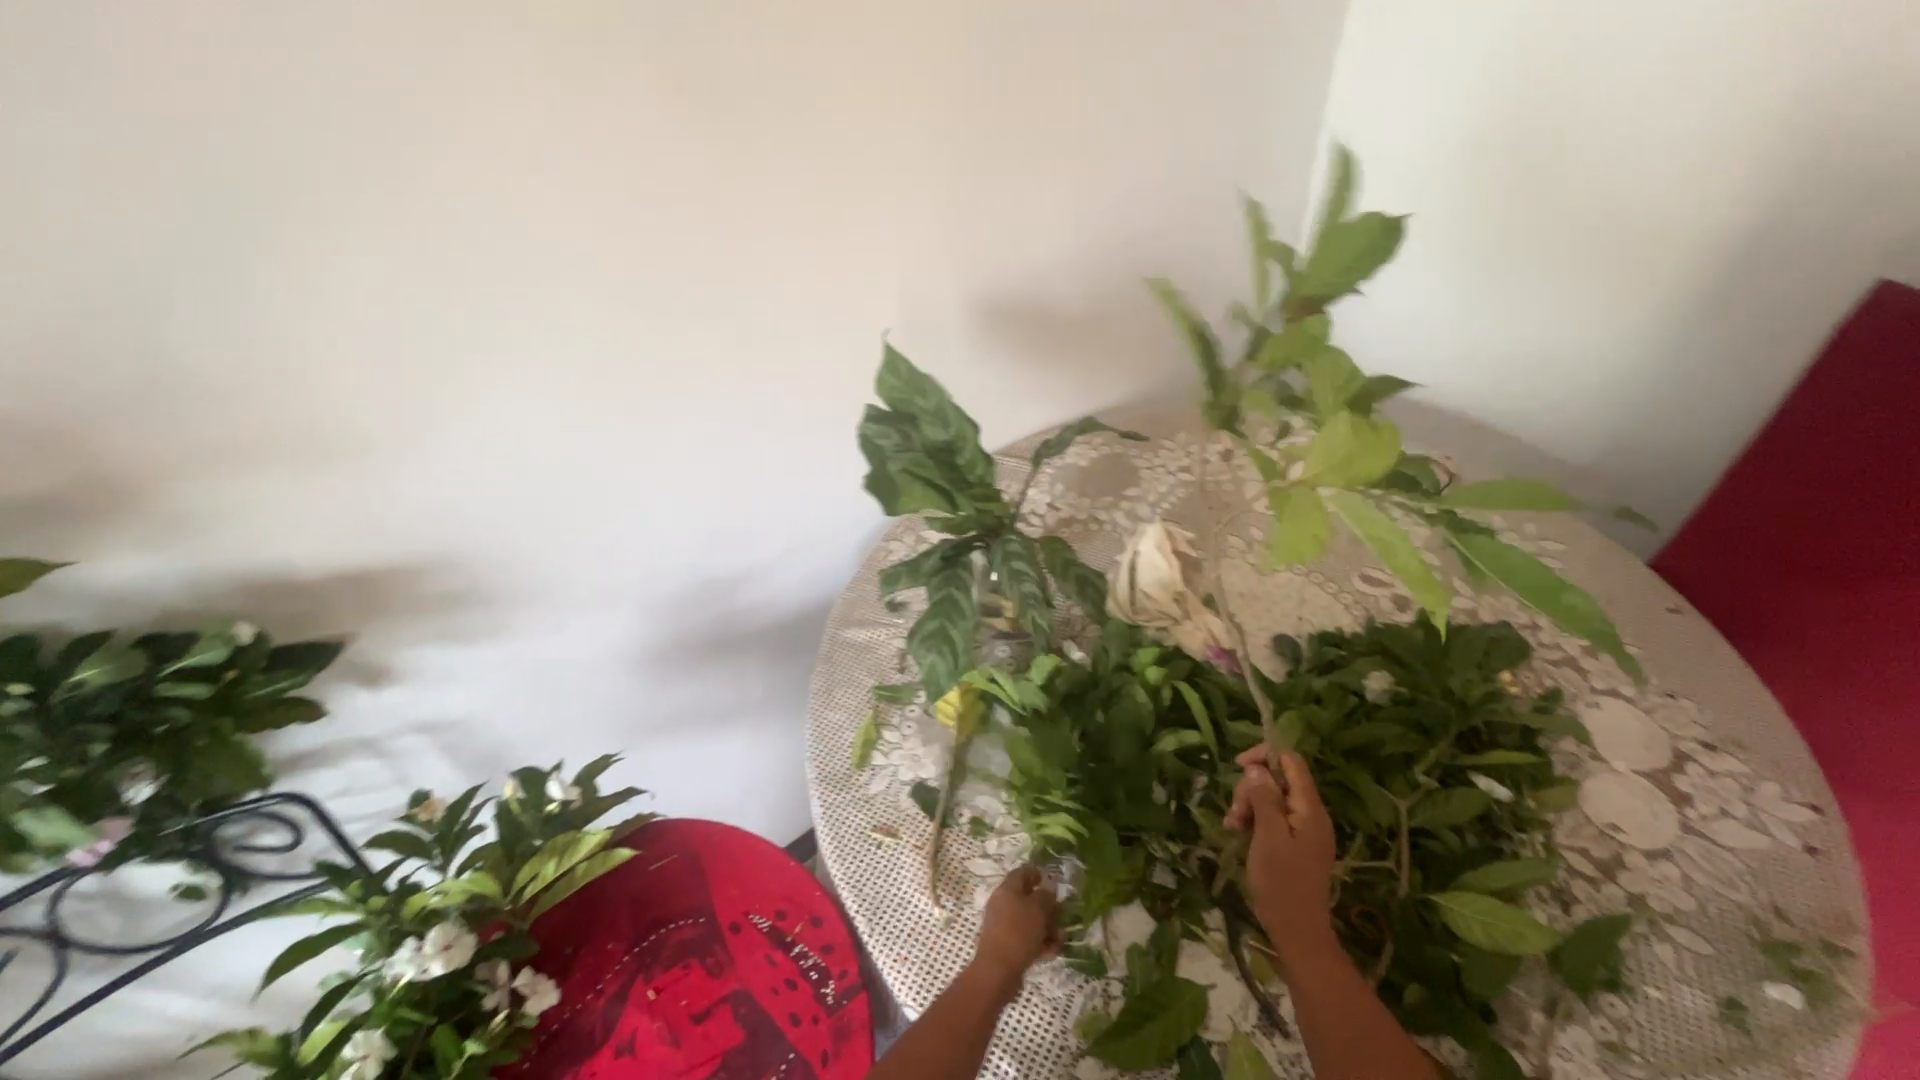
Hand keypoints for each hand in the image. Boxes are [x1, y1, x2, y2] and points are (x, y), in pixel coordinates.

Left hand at [969, 865, 1060, 994]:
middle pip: (1028, 899)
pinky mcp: (1008, 946)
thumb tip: (1049, 887)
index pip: (1021, 873)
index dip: (1036, 873)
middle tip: (1062, 914)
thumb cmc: (1019, 932)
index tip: (1051, 879)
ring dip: (1047, 927)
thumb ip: (1046, 896)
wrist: (998, 970)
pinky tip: (1053, 951)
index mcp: (1007, 890)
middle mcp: (1003, 905)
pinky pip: (1027, 939)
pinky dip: (1040, 942)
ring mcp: (1004, 926)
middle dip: (1048, 907)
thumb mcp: (1037, 909)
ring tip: (1062, 937)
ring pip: (1030, 921)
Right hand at [1224, 746, 1337, 960]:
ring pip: (1272, 799)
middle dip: (1251, 788)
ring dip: (1248, 805)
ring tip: (1233, 825)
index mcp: (1310, 809)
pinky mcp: (1294, 844)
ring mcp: (1304, 830)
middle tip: (1235, 812)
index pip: (1292, 762)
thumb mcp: (1268, 836)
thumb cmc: (1281, 882)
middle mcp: (1311, 814)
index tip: (1237, 766)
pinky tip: (1238, 832)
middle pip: (1278, 780)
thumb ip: (1265, 798)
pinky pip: (1273, 819)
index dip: (1264, 756)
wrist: (1297, 930)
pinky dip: (1254, 820)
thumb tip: (1256, 768)